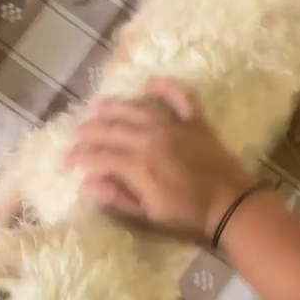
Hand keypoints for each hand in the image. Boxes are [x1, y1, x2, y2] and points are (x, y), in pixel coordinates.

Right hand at [65, 77, 256, 242]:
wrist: (233, 207)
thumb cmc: (188, 217)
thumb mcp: (149, 216)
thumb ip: (118, 197)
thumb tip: (87, 184)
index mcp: (139, 165)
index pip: (100, 156)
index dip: (79, 157)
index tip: (67, 162)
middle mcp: (152, 139)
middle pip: (113, 128)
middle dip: (90, 130)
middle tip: (77, 132)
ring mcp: (175, 127)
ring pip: (138, 108)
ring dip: (115, 105)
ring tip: (98, 104)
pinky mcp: (196, 123)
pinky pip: (181, 98)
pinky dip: (167, 88)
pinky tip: (151, 82)